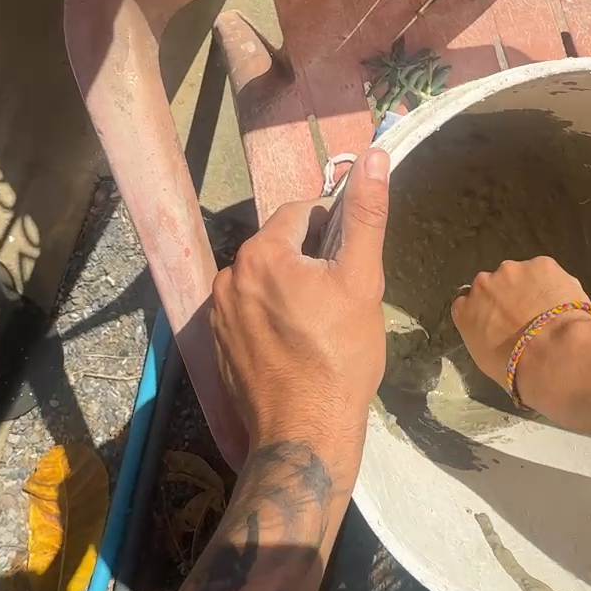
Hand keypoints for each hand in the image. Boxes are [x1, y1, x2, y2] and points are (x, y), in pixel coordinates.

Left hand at [210, 149, 390, 457]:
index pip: (302, 214)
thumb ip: (366, 215)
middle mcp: (229, 275)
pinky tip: (296, 344)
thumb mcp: (362, 280)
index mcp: (261, 253)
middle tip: (341, 299)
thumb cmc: (340, 356)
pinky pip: (250, 310)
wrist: (305, 434)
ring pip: (266, 279)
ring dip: (291, 287)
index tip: (351, 267)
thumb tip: (373, 156)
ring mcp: (218, 313)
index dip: (334, 233)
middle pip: (281, 245)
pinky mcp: (217, 343)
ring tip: (321, 324)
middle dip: (311, 260)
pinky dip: (272, 315)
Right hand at [449, 257, 590, 389]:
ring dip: (531, 289)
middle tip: (528, 319)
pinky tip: (564, 304)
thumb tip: (496, 332)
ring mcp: (512, 270)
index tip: (501, 324)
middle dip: (508, 297)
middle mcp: (482, 284)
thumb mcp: (486, 359)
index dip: (487, 312)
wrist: (553, 353)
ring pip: (521, 276)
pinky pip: (546, 272)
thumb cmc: (517, 369)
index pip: (469, 305)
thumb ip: (483, 335)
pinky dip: (554, 284)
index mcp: (464, 310)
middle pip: (494, 285)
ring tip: (550, 313)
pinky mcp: (541, 264)